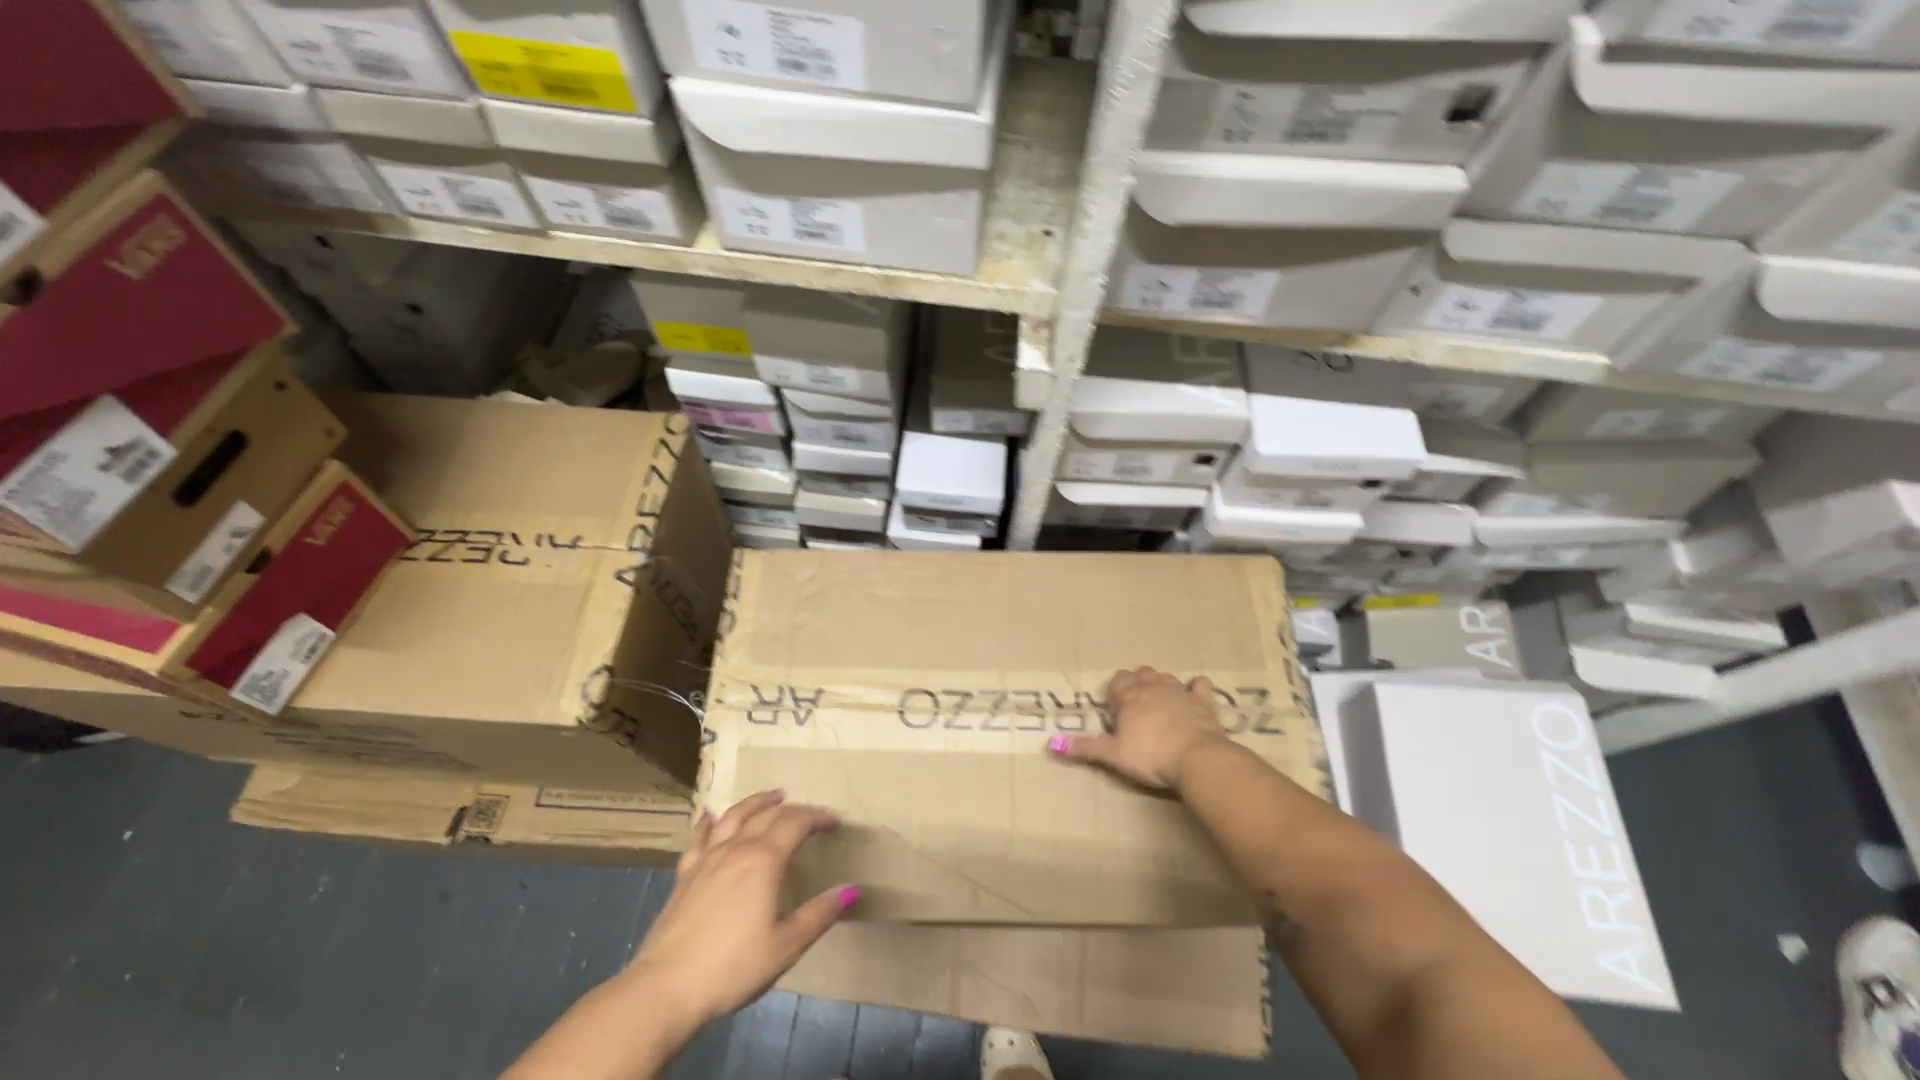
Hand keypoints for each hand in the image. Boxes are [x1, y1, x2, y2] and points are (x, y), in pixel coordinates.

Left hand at [625, 790, 859, 1028]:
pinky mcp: (684, 876)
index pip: (796, 824)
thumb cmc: (733, 967)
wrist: (666, 987)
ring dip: (755, 803)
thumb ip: (819, 915)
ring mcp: (706, 860)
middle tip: (812, 815)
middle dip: (793, 810)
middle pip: (766, 816)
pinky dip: (709, 822)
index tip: (835, 823)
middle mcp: (735, 850)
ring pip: (732, 817)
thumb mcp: (786, 946)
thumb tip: (852, 890)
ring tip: (771, 796)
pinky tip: (710, 816)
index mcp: (763, 862)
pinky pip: (699, 838)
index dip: (818, 818)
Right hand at [1050, 666, 1228, 790]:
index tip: (1116, 709)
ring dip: (1160, 683)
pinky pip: (1200, 685)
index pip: (1117, 681)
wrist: (1196, 758)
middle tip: (1135, 706)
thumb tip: (1051, 744)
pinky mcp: (1203, 701)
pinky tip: (1194, 695)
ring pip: (1166, 676)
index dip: (1115, 692)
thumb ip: (1084, 747)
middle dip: (1137, 683)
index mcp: (1129, 698)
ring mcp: (1180, 692)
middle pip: (1141, 673)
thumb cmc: (1150, 756)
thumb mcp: (1113, 755)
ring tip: (1158, 701)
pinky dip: (1195, 688)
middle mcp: (1153, 688)